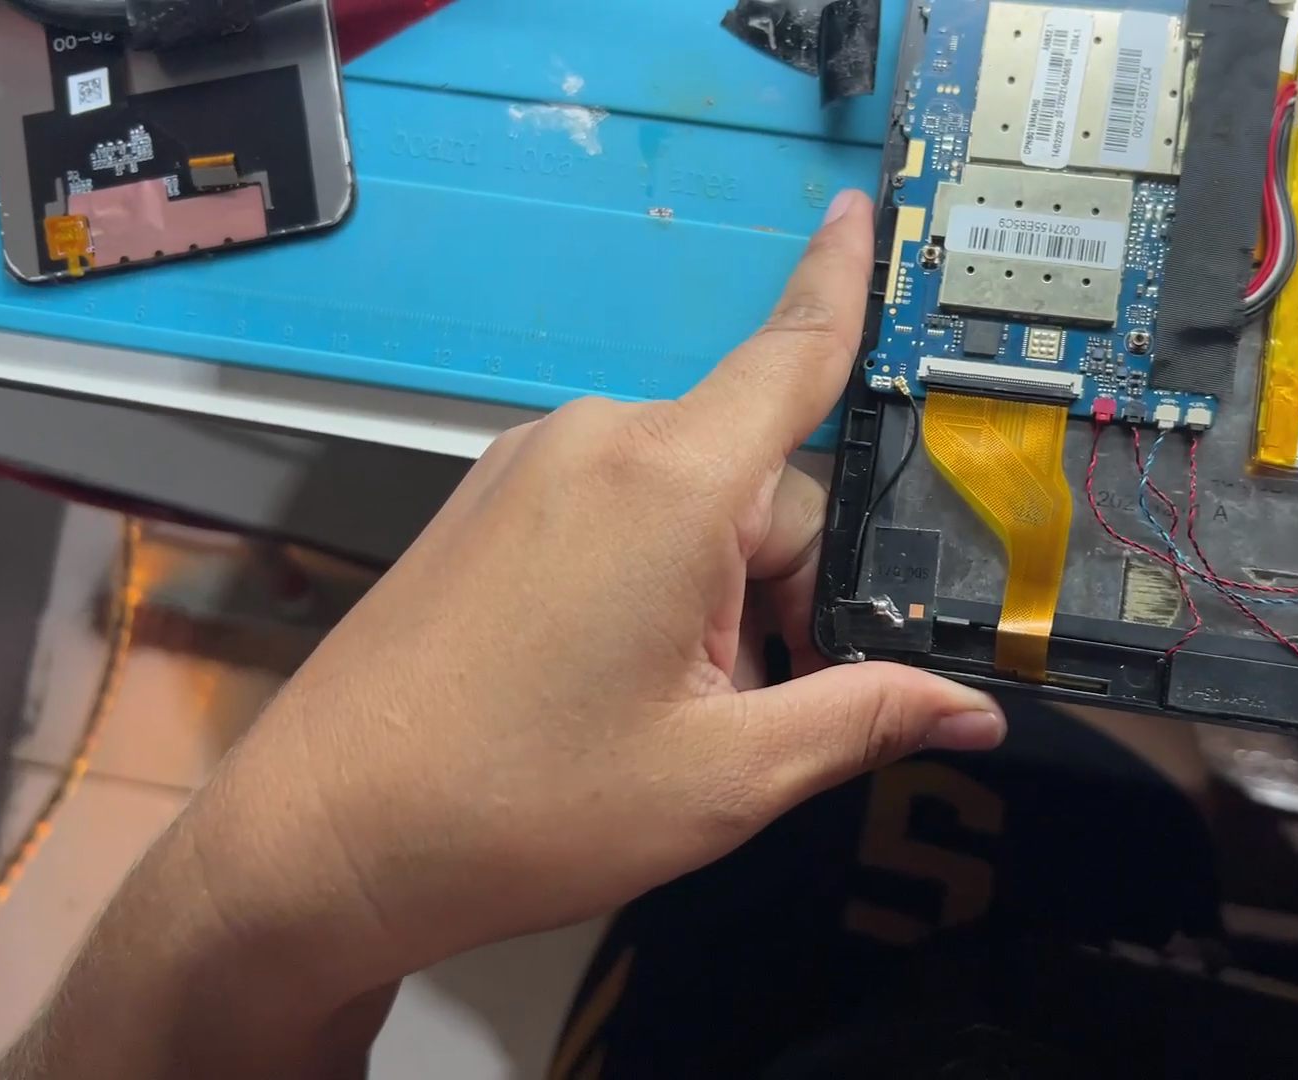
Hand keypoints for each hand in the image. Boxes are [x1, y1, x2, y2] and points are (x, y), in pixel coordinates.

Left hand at [1, 189, 1005, 1079]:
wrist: (318, 844)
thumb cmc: (529, 807)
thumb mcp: (728, 774)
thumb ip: (864, 720)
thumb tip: (979, 716)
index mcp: (671, 486)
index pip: (789, 359)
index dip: (839, 284)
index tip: (865, 213)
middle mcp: (605, 442)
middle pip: (763, 487)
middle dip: (790, 589)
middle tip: (756, 702)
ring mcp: (542, 465)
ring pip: (702, 506)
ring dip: (730, 596)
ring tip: (684, 705)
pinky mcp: (505, 500)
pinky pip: (635, 512)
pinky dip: (670, 579)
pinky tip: (629, 671)